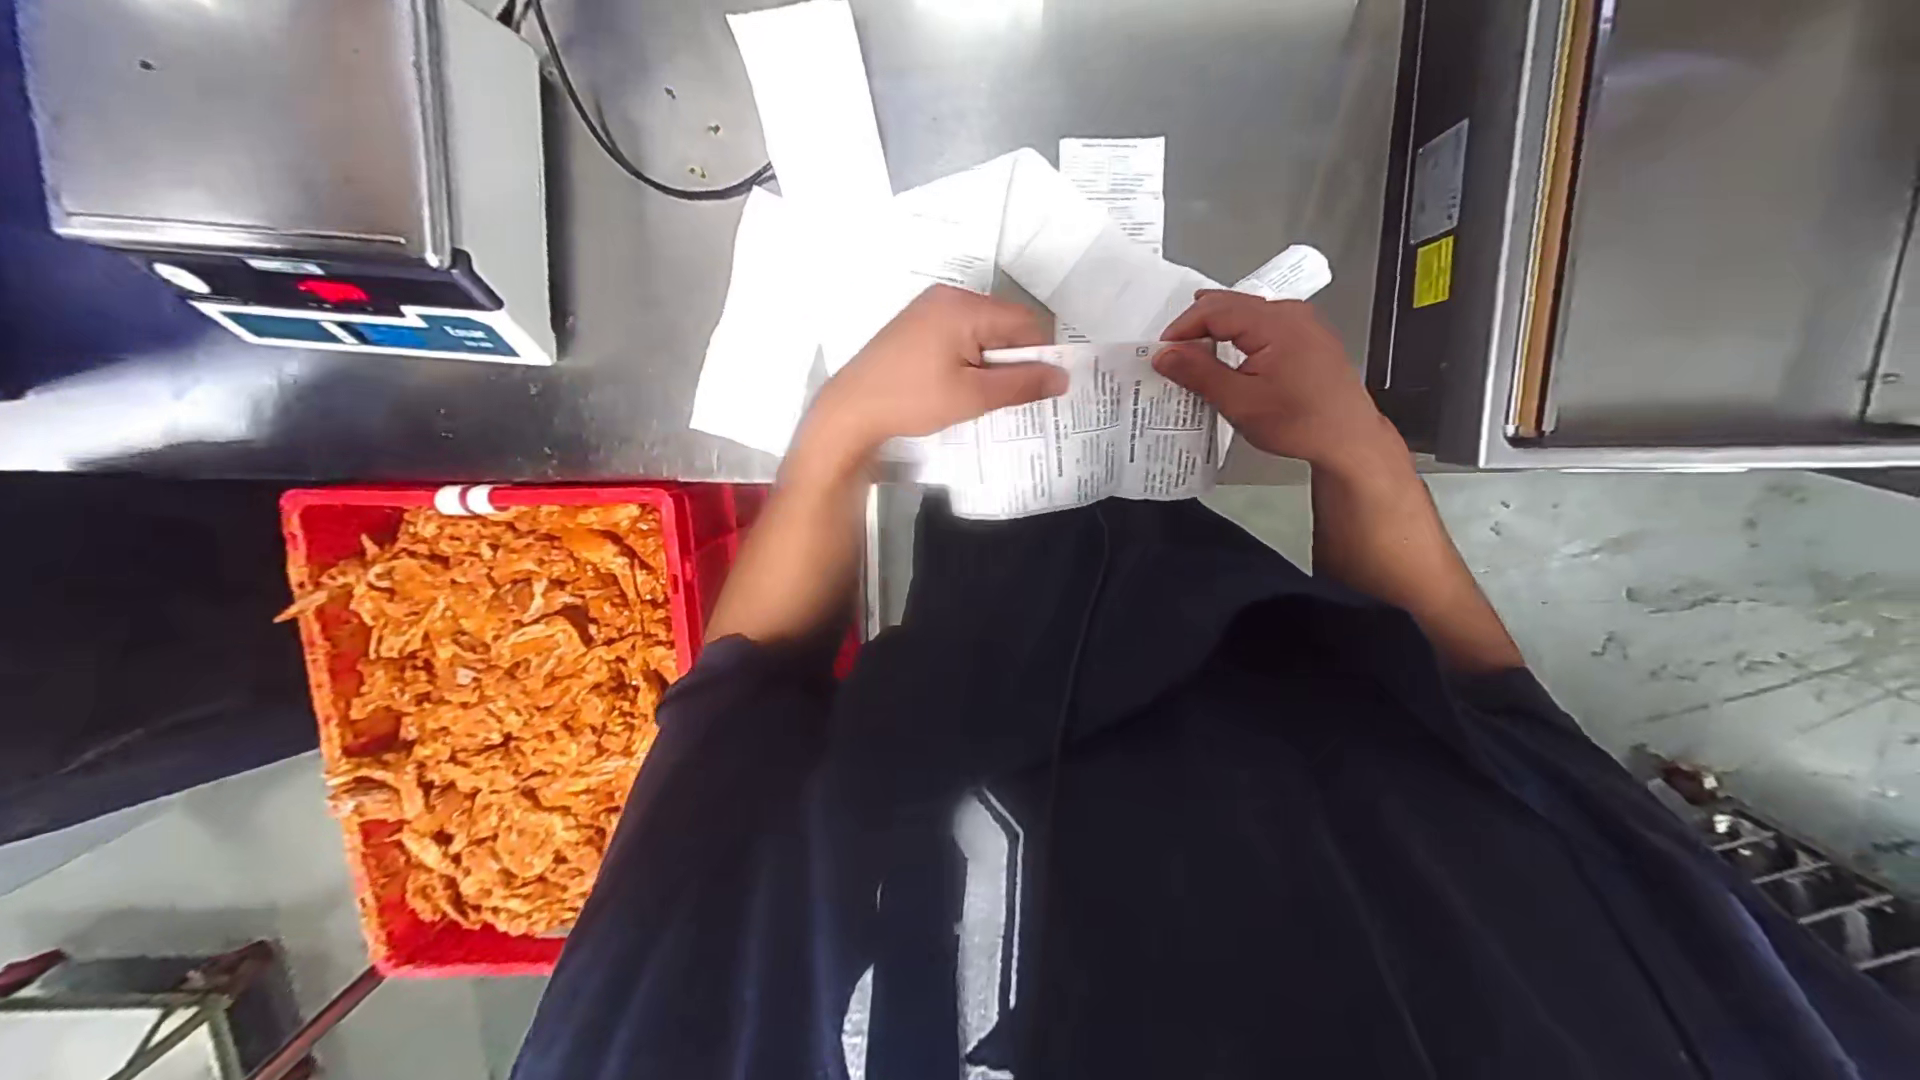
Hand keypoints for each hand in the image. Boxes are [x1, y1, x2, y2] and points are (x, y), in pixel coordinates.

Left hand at [796, 285, 1063, 472]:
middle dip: (1012, 358)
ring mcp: (926, 308)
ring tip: (978, 393)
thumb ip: (1022, 383)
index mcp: (964, 306)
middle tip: (1005, 396)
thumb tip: (1063, 377)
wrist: (851, 409)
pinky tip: (955, 384)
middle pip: (1002, 323)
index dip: (1039, 354)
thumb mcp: (973, 396)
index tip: (1036, 387)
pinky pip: (957, 334)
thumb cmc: (913, 400)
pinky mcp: (914, 324)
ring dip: (989, 360)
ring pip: (981, 330)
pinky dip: (967, 356)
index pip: (1025, 322)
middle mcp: (946, 297)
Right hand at [1154, 291, 1403, 475]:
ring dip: (1216, 329)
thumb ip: (1198, 373)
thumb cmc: (1299, 422)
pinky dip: (1237, 336)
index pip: (1215, 309)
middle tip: (1172, 351)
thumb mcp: (1239, 401)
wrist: (1347, 439)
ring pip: (1247, 313)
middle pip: (1231, 304)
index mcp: (1275, 323)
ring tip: (1194, 352)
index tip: (1162, 351)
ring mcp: (1303, 323)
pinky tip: (1227, 355)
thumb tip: (1165, 354)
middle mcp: (1291, 314)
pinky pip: (1263, 325)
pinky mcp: (1307, 338)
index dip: (1182, 327)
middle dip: (1196, 325)